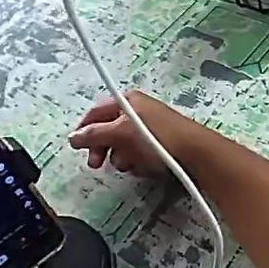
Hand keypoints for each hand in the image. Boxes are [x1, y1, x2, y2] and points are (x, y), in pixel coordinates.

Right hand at [69, 90, 204, 177]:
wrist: (195, 152)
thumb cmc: (157, 138)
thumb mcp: (121, 133)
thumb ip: (95, 134)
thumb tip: (73, 137)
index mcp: (128, 100)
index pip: (96, 113)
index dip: (83, 129)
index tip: (76, 148)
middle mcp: (138, 110)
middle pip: (108, 130)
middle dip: (102, 148)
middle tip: (97, 164)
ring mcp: (149, 126)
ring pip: (124, 144)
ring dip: (122, 157)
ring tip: (129, 164)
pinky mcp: (160, 142)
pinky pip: (139, 152)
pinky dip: (137, 160)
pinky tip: (144, 167)